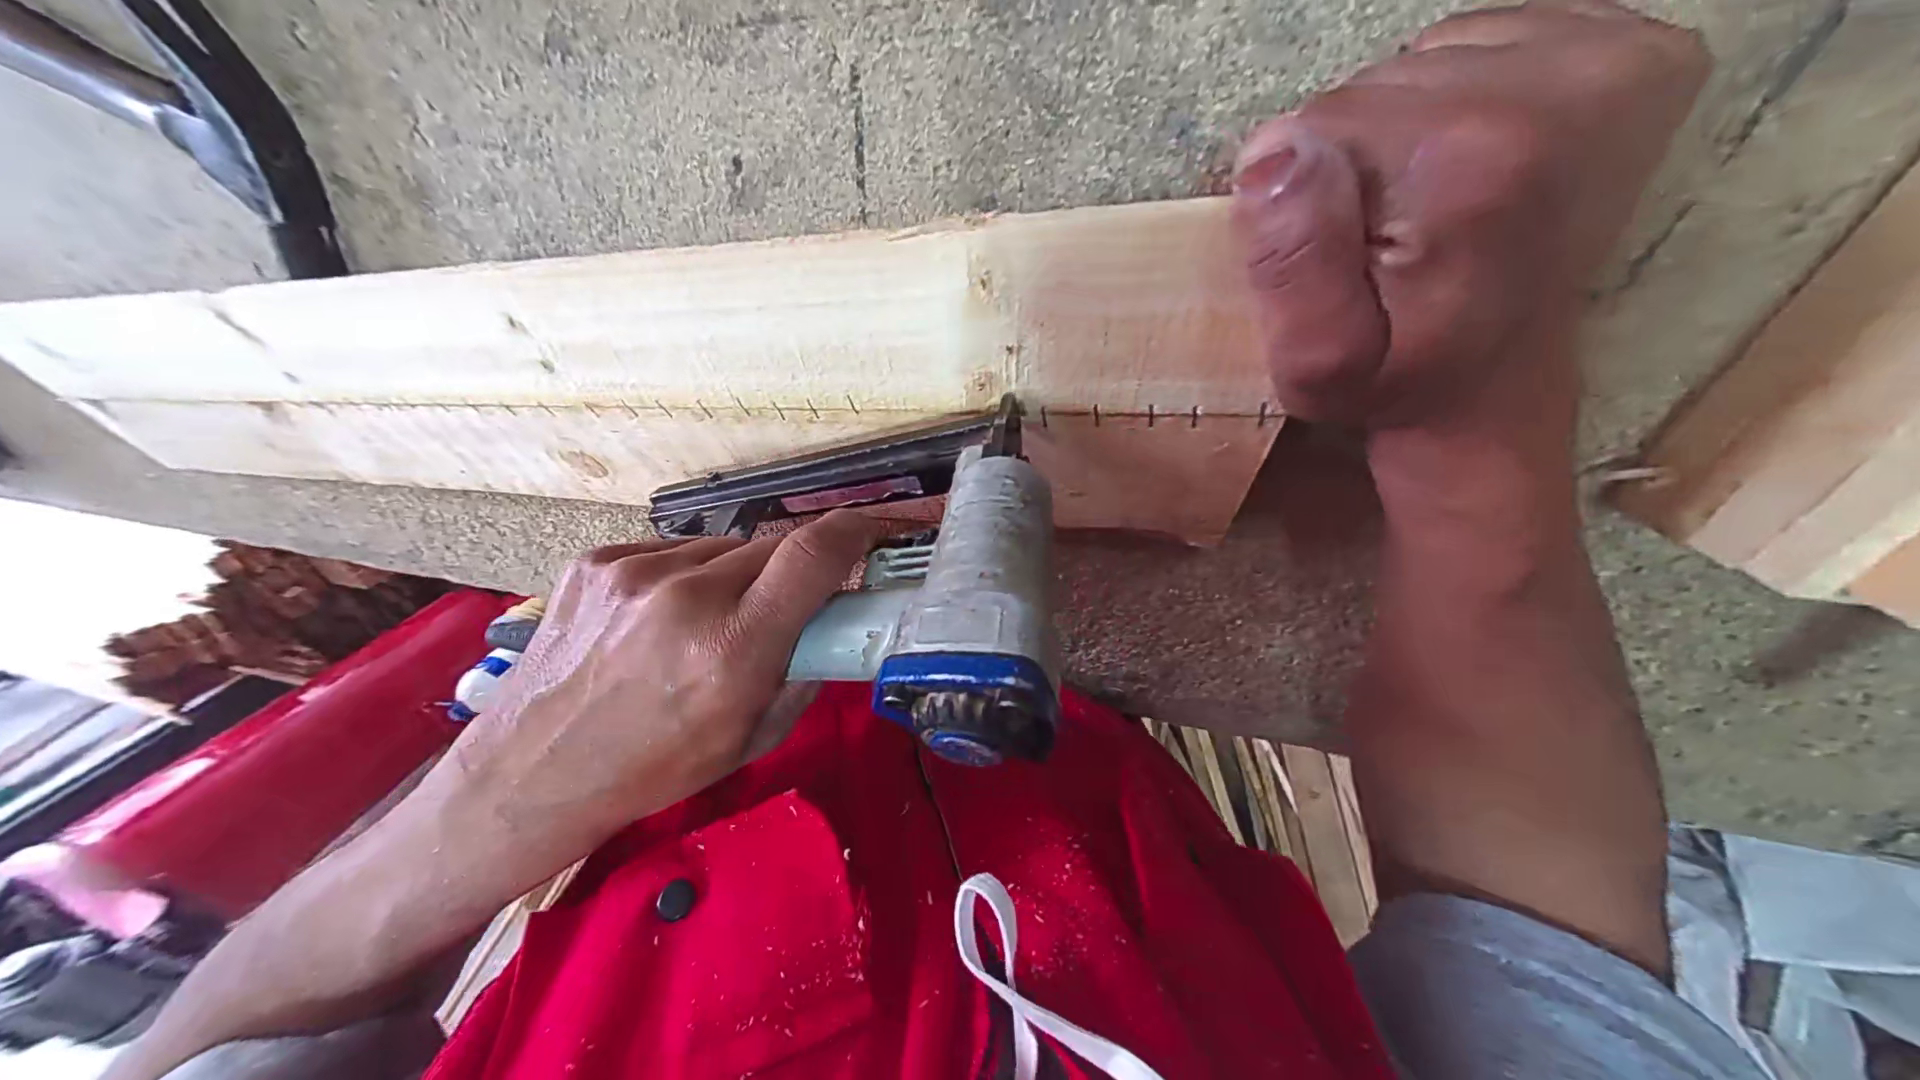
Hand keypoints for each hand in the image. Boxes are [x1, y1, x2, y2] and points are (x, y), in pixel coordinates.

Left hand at [451, 510, 880, 841]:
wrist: (529, 774)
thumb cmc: (655, 769)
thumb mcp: (754, 736)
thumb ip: (805, 668)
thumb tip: (835, 620)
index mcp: (732, 650)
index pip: (816, 554)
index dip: (867, 526)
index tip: (893, 525)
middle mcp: (685, 596)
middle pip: (777, 545)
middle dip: (800, 567)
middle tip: (796, 601)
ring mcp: (633, 570)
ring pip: (726, 548)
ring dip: (742, 574)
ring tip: (718, 620)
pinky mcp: (597, 559)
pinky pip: (675, 552)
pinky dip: (691, 576)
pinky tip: (667, 616)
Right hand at [1232, 0, 1707, 430]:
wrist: (1491, 390)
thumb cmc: (1395, 385)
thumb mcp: (1316, 361)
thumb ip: (1289, 262)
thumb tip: (1272, 153)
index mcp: (1471, 162)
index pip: (1319, 123)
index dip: (1304, 194)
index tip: (1336, 254)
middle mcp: (1560, 86)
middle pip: (1372, 87)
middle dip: (1351, 163)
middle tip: (1375, 241)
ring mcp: (1610, 58)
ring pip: (1415, 65)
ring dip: (1395, 138)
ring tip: (1417, 214)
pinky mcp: (1629, 51)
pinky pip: (1474, 50)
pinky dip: (1446, 107)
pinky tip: (1457, 173)